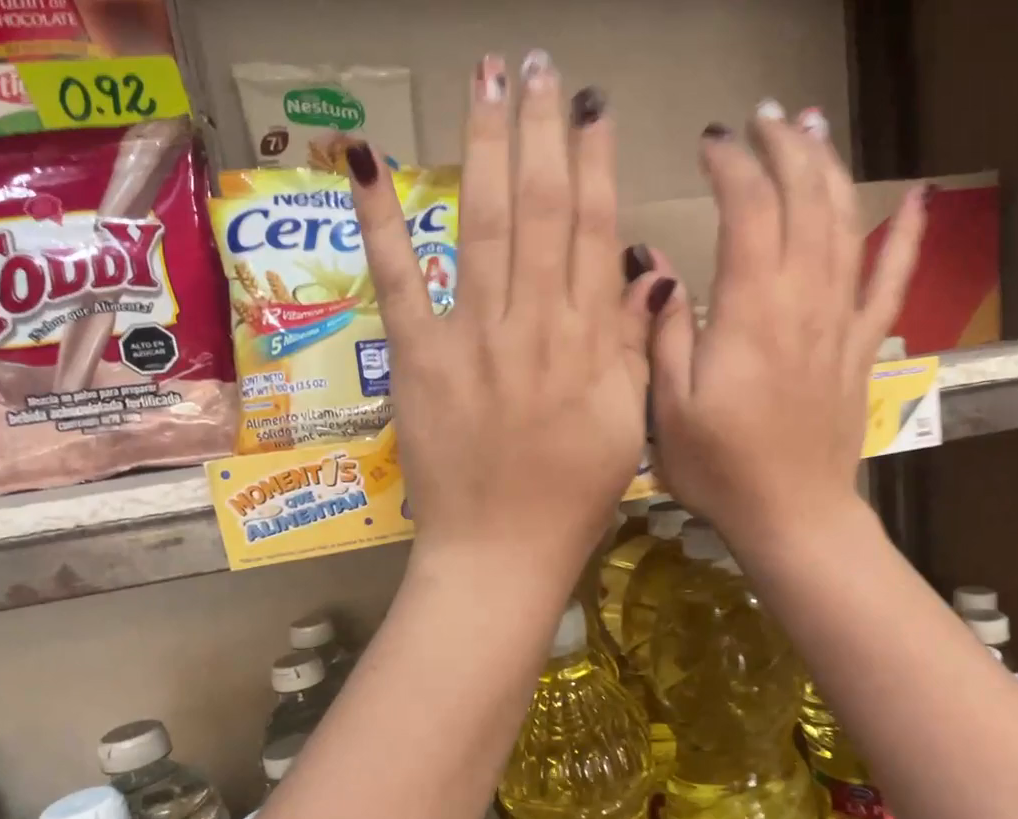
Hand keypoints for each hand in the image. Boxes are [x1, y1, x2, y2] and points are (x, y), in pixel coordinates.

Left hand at [350, 52, 664, 573]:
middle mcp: (534, 326)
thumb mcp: (627, 424)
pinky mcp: (418, 358)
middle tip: (538, 66)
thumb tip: (651, 270)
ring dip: (484, 146)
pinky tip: (365, 160)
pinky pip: (397, 281)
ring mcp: (472, 338)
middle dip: (541, 131)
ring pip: (482, 225)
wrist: (502, 552)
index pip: (594, 233)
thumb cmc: (574, 495)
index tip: (594, 109)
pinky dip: (380, 221)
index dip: (594, 164)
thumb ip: (635, 345)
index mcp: (589, 343)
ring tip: (487, 80)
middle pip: (539, 211)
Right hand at [637, 103, 924, 549]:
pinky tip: (914, 198)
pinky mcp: (861, 348)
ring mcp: (839, 323)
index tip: (709, 145)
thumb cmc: (721, 470)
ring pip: (845, 227)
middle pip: (804, 201)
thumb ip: (663, 332)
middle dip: (784, 148)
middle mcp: (802, 304)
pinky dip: (905, 237)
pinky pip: (891, 283)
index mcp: (750, 314)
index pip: (749, 210)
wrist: (793, 517)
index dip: (731, 165)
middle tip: (762, 119)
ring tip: (813, 129)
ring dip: (831, 170)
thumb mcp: (667, 408)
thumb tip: (653, 266)